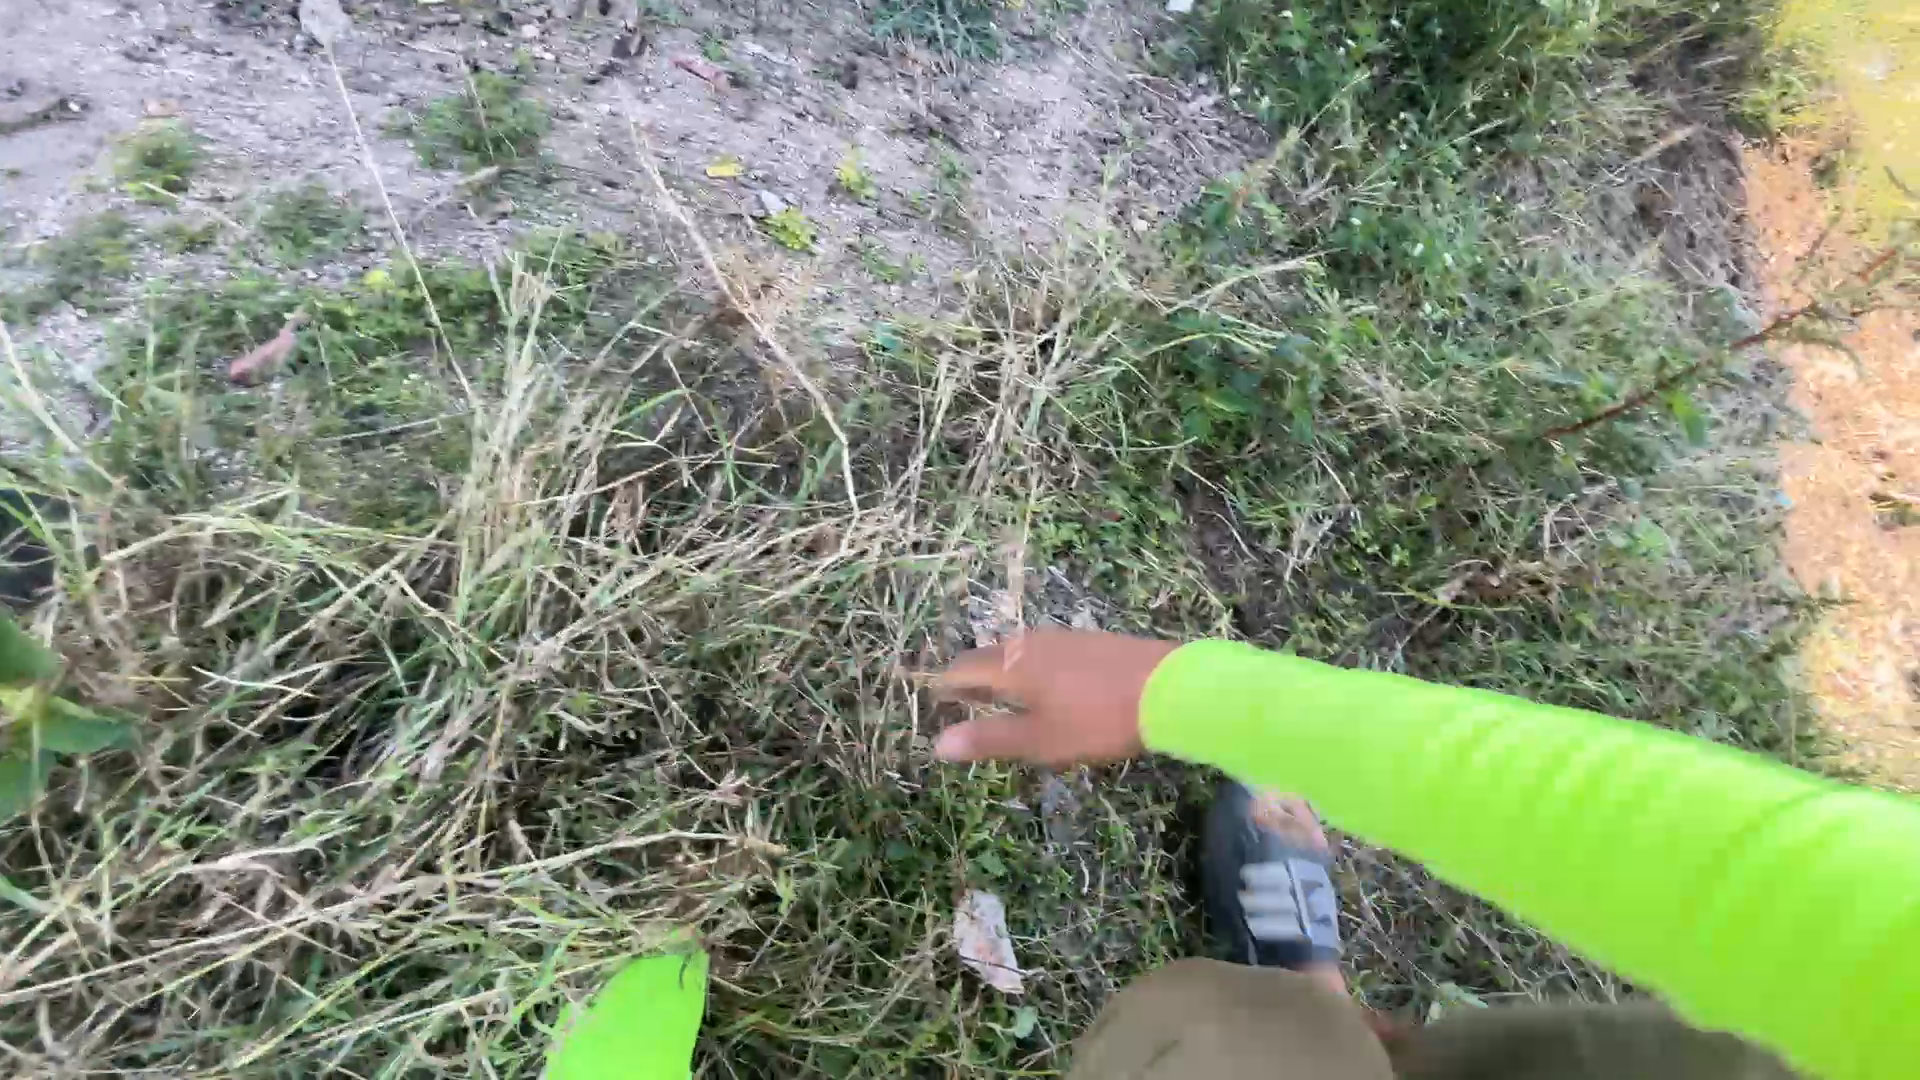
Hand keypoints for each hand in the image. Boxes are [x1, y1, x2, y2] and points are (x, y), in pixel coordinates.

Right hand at [931, 629, 1179, 764]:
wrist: (1168, 687)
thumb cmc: (1096, 720)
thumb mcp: (1041, 739)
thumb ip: (990, 739)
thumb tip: (938, 744)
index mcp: (1013, 666)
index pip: (966, 669)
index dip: (948, 684)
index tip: (936, 697)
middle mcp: (1031, 644)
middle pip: (990, 655)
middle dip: (972, 673)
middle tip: (962, 693)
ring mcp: (1063, 638)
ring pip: (1019, 650)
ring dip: (1002, 667)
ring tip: (998, 686)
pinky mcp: (1089, 640)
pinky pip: (1044, 648)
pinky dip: (1031, 663)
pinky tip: (1045, 677)